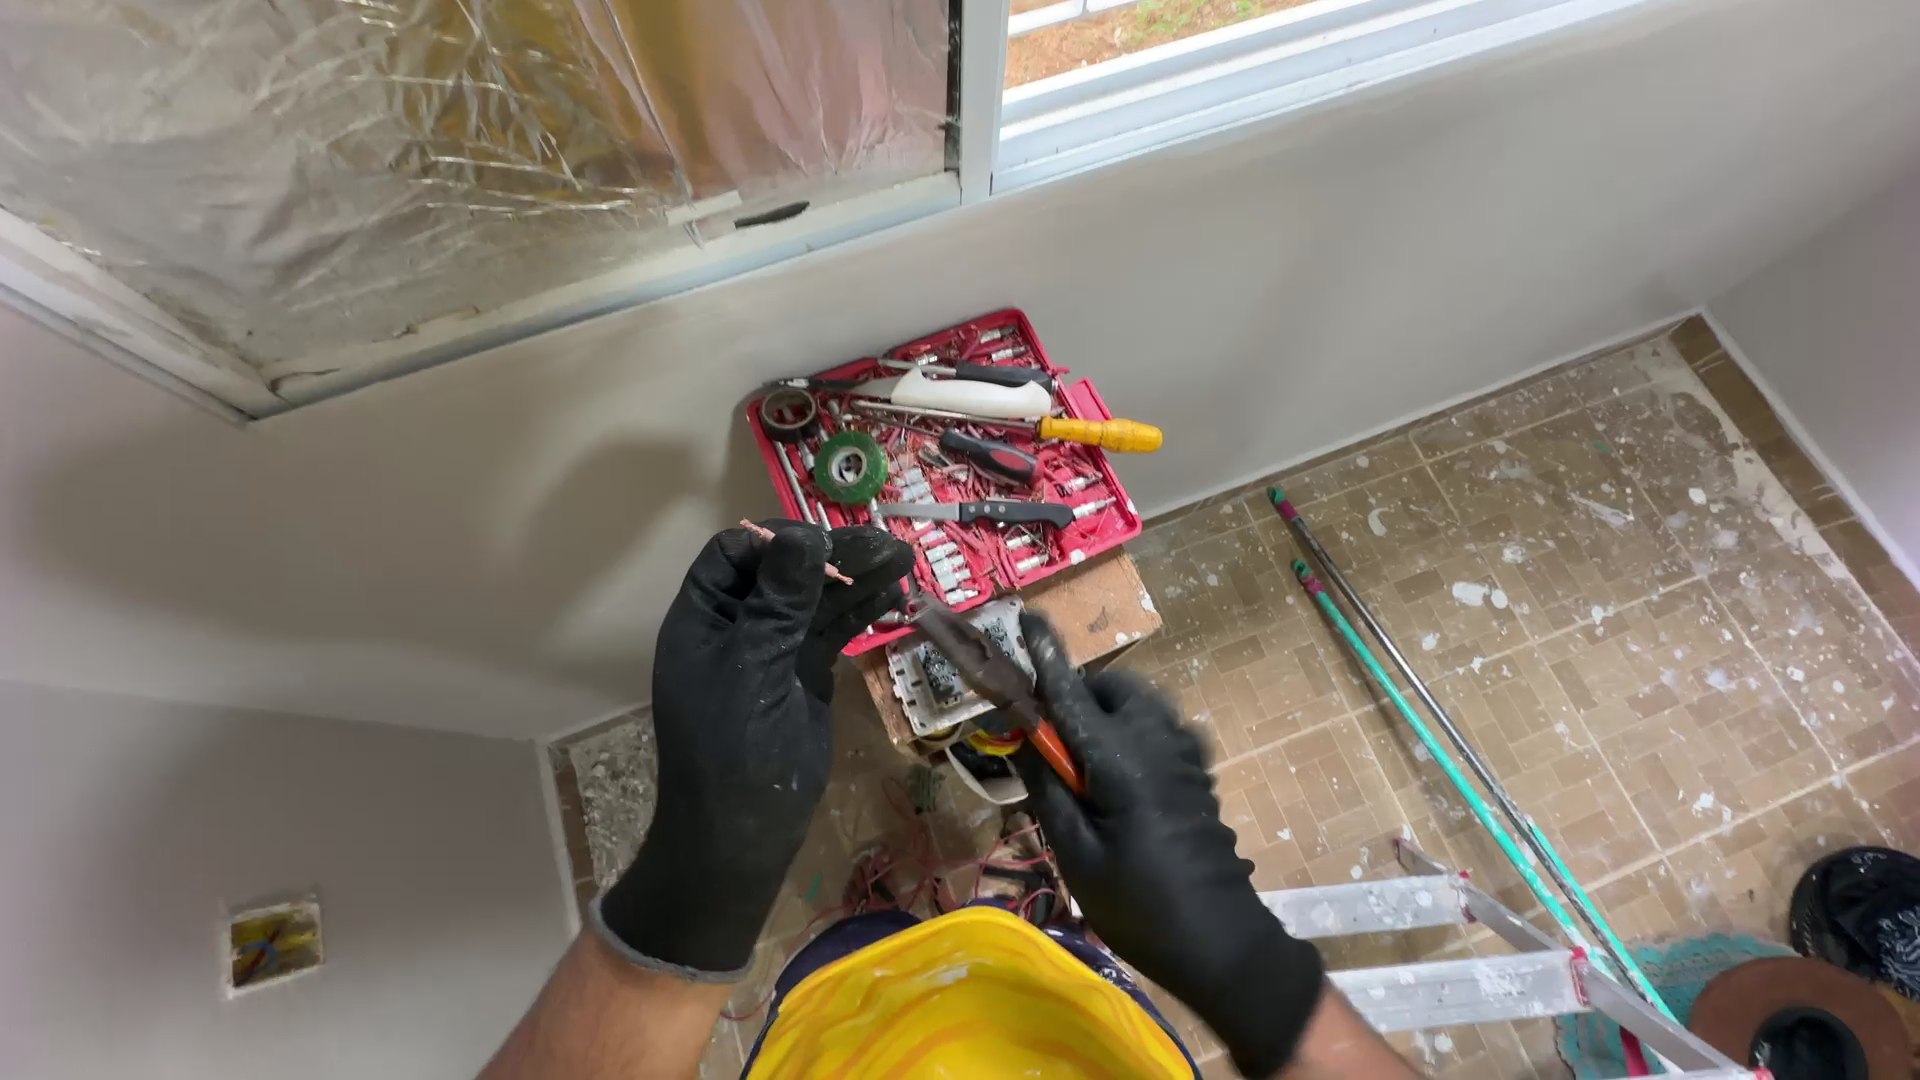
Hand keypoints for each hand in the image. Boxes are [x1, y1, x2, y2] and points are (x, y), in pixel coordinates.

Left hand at [593, 520, 914, 979]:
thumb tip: (804, 535)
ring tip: (904, 561)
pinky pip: (832, 630)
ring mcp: (773, 647)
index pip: (735, 554)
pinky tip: (892, 596)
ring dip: (856, 580)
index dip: (777, 541)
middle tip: (886, 546)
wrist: (743, 831)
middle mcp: (738, 623)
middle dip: (833, 557)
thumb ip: (779, 602)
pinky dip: (860, 612)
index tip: (824, 541)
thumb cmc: (733, 748)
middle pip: (786, 572)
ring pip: (816, 600)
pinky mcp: (804, 670)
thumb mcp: (754, 666)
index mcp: (705, 617)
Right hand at [1012, 612, 1325, 1077]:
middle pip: (1110, 687)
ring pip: (1137, 703)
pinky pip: (1156, 725)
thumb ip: (1047, 784)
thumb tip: (1022, 734)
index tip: (1029, 614)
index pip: (1071, 692)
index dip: (1045, 653)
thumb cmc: (1138, 905)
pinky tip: (1123, 779)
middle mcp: (1157, 739)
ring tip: (1086, 764)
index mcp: (1120, 758)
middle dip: (1078, 696)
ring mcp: (1185, 751)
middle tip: (1055, 742)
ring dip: (1106, 713)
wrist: (1223, 943)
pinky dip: (1130, 731)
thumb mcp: (1076, 853)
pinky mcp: (1199, 767)